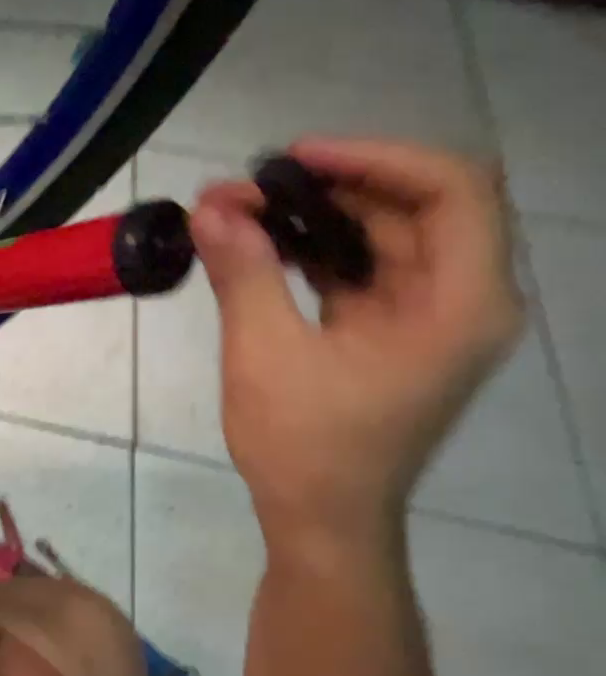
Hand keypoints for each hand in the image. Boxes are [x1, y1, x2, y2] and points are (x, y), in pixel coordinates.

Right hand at [192, 139, 523, 548]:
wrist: (321, 517)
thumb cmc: (304, 445)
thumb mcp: (264, 356)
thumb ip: (245, 275)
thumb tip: (210, 209)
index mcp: (461, 303)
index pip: (452, 190)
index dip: (375, 159)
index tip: (293, 158)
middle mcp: (465, 299)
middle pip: (419, 207)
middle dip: (333, 186)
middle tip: (249, 186)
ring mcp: (431, 317)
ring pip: (389, 237)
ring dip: (319, 218)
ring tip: (243, 211)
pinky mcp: (396, 333)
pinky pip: (366, 271)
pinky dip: (318, 252)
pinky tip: (263, 248)